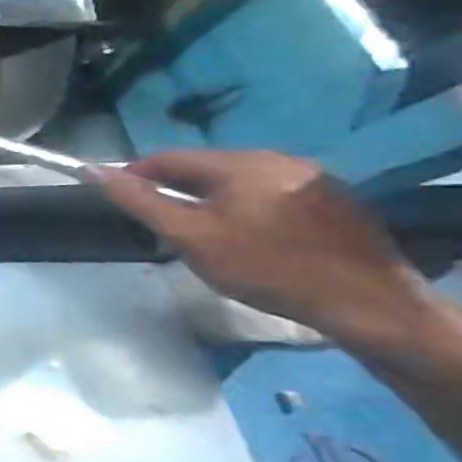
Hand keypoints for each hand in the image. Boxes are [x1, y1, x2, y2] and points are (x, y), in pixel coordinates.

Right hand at [98, 151, 432, 348]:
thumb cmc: (267, 267)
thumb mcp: (190, 237)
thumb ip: (140, 201)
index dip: (134, 176)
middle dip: (176, 191)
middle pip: (205, 168)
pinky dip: (248, 210)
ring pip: (239, 182)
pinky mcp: (336, 201)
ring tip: (206, 235)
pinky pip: (271, 194)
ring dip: (213, 201)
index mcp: (239, 163)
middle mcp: (277, 159)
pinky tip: (254, 241)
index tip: (122, 203)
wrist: (368, 304)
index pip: (166, 157)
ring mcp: (312, 178)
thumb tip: (94, 170)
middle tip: (163, 226)